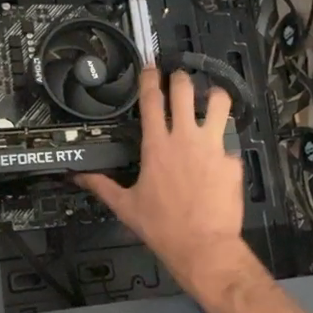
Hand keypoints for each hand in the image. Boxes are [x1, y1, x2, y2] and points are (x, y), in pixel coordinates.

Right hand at [79, 68, 246, 289]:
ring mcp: (213, 146)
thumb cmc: (163, 227)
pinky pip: (230, 142)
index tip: (151, 66)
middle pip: (185, 89)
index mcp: (157, 146)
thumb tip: (79, 177)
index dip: (150, 77)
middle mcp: (186, 138)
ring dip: (213, 96)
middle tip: (179, 79)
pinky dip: (225, 144)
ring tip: (210, 100)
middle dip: (181, 77)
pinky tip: (221, 153)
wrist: (204, 246)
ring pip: (219, 102)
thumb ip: (102, 186)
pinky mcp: (233, 161)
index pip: (152, 99)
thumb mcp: (126, 206)